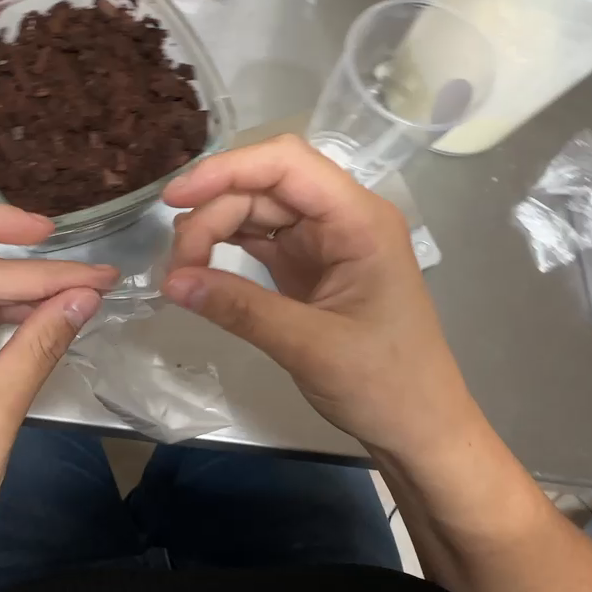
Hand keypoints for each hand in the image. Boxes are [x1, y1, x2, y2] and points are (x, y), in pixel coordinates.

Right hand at [161, 134, 481, 458]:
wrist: (419, 426)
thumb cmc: (384, 383)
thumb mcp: (309, 346)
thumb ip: (240, 308)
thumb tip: (172, 282)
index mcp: (359, 221)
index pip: (286, 165)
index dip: (226, 170)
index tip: (174, 198)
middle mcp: (341, 219)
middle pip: (264, 187)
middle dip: (213, 213)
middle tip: (176, 267)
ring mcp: (323, 242)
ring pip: (256, 212)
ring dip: (213, 230)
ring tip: (180, 269)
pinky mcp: (307, 267)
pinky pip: (258, 241)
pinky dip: (224, 250)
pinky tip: (197, 268)